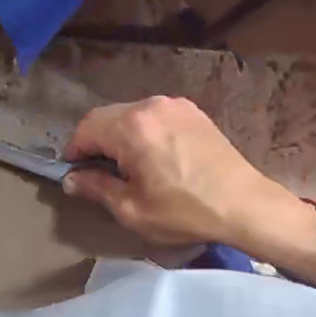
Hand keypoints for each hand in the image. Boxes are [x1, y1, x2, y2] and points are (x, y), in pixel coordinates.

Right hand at [62, 97, 305, 245]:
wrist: (244, 204)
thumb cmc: (185, 211)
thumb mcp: (131, 209)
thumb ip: (96, 188)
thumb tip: (71, 179)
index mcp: (132, 127)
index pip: (85, 129)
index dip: (74, 152)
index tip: (74, 174)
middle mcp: (151, 106)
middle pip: (106, 117)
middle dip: (95, 142)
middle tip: (98, 174)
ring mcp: (175, 105)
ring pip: (130, 115)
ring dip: (119, 136)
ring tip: (127, 167)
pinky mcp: (193, 112)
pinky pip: (154, 116)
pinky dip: (143, 132)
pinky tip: (152, 158)